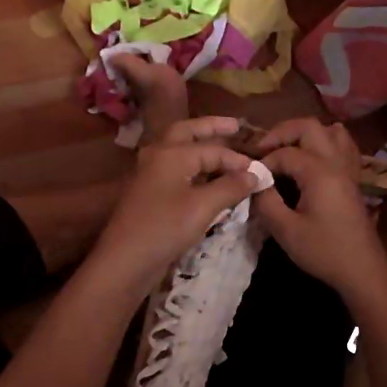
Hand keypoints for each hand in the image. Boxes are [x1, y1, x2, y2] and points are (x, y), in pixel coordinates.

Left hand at [90, 116, 260, 290]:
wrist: (125, 260)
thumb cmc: (165, 228)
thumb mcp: (203, 207)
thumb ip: (231, 187)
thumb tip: (255, 175)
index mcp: (172, 152)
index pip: (213, 149)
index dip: (238, 160)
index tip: (261, 171)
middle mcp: (159, 155)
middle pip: (188, 132)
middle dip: (212, 128)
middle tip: (236, 126)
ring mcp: (151, 173)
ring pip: (180, 149)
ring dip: (202, 145)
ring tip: (225, 147)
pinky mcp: (150, 192)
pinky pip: (176, 169)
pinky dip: (194, 166)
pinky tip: (208, 177)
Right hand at [253, 118, 386, 298]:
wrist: (362, 269)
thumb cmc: (324, 251)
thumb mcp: (286, 230)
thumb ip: (266, 202)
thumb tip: (254, 182)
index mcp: (319, 171)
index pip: (285, 152)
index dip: (264, 162)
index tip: (251, 178)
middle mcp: (336, 162)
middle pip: (309, 127)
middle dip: (283, 133)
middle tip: (264, 149)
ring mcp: (349, 169)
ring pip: (331, 132)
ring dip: (307, 135)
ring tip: (289, 150)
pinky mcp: (354, 180)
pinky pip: (344, 147)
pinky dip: (327, 144)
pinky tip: (314, 158)